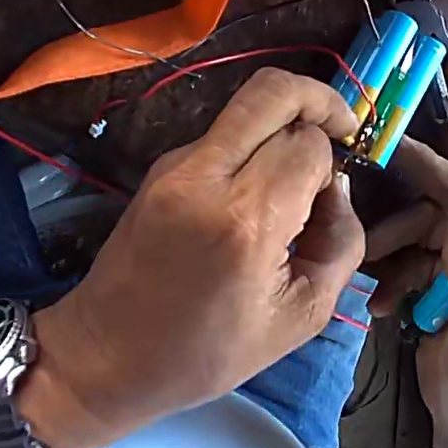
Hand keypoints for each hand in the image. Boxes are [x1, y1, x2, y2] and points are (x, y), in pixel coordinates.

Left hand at [22, 69, 366, 447]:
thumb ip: (342, 242)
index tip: (326, 202)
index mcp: (246, 221)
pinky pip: (226, 133)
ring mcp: (176, 165)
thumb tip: (336, 185)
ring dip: (285, 124)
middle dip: (319, 100)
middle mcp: (206, 177)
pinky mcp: (162, 166)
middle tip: (339, 128)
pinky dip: (256, 145)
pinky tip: (256, 193)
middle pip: (275, 91)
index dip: (331, 164)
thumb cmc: (209, 351)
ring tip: (294, 175)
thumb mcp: (303, 316)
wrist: (105, 356)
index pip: (308, 144)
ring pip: (250, 106)